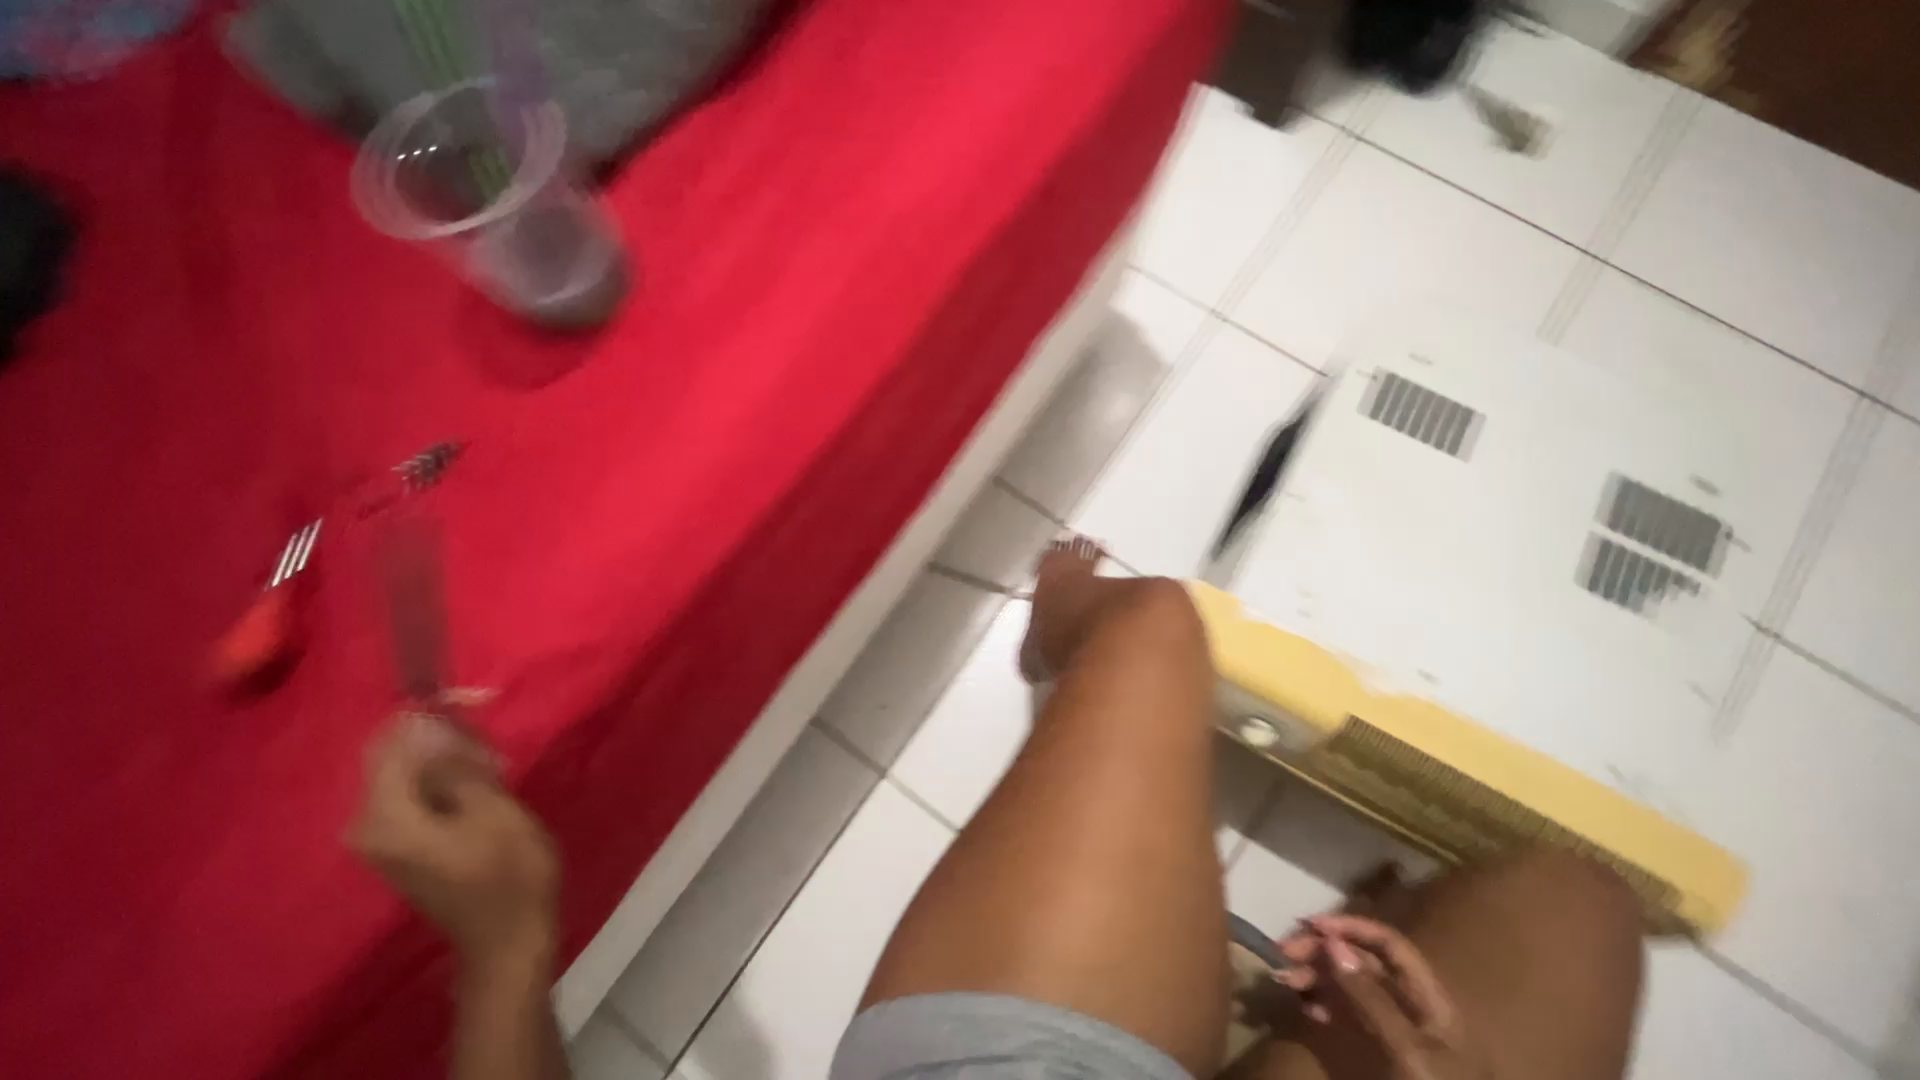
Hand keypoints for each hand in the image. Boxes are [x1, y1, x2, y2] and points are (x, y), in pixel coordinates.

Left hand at [348, 713, 559, 968]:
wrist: (507, 941)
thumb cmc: (510, 875)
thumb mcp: (495, 811)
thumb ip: (457, 765)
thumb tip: (431, 724)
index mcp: (385, 815)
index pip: (390, 739)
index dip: (431, 713)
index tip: (478, 703)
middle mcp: (366, 823)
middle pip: (394, 753)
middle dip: (443, 738)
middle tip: (494, 748)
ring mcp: (379, 837)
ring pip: (406, 771)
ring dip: (448, 759)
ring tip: (495, 767)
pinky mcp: (397, 845)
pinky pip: (411, 794)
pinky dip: (443, 781)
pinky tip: (480, 787)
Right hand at [1274, 915, 1492, 1079]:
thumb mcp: (1405, 1050)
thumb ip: (1369, 997)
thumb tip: (1331, 942)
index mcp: (1430, 999)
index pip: (1388, 945)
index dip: (1350, 928)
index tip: (1308, 925)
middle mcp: (1412, 1006)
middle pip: (1363, 962)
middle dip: (1322, 952)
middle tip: (1282, 953)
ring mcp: (1396, 1030)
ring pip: (1351, 986)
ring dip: (1316, 977)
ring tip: (1285, 981)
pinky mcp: (1381, 1052)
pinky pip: (1348, 1014)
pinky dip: (1324, 1005)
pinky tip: (1306, 1010)